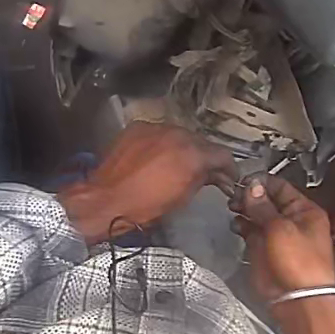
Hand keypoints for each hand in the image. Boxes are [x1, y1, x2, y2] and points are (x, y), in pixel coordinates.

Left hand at [59, 122, 232, 242]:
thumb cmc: (146, 206)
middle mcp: (178, 134)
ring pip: (179, 134)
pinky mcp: (137, 127)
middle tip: (204, 171)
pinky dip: (161, 143)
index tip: (229, 177)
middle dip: (204, 156)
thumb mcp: (182, 197)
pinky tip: (155, 157)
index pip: (222, 154)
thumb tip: (212, 174)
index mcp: (194, 154)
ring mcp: (156, 127)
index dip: (229, 168)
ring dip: (182, 147)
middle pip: (201, 142)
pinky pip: (157, 133)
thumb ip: (202, 179)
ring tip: (177, 163)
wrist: (106, 199)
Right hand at [230, 175, 334, 304]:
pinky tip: (236, 224)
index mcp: (305, 211)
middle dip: (250, 196)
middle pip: (267, 200)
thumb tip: (252, 187)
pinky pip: (251, 231)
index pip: (281, 187)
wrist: (297, 300)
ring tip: (233, 207)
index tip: (244, 181)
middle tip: (235, 195)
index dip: (262, 182)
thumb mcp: (280, 228)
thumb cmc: (300, 264)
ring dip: (244, 209)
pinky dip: (242, 225)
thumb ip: (262, 207)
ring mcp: (277, 234)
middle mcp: (291, 220)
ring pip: (257, 214)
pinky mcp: (264, 248)